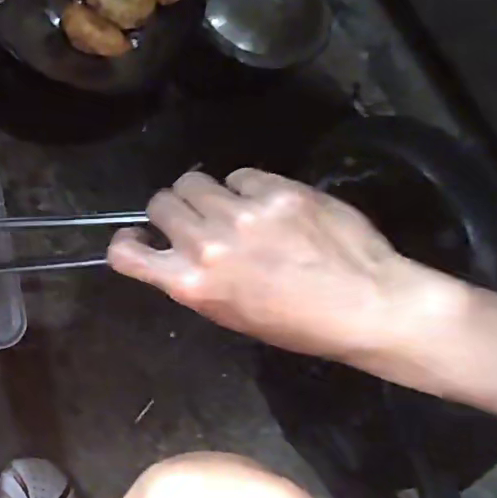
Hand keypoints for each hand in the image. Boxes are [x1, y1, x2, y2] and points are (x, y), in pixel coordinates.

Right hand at [107, 169, 450, 361]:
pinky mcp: (277, 192)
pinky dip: (247, 186)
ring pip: (192, 181)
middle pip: (160, 202)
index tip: (141, 236)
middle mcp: (206, 245)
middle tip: (197, 219)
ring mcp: (241, 215)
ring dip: (204, 193)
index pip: (124, 251)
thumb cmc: (294, 323)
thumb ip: (186, 277)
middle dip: (172, 209)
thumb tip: (166, 248)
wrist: (372, 307)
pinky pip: (241, 175)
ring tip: (230, 206)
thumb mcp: (223, 311)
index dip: (126, 239)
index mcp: (189, 282)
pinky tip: (269, 204)